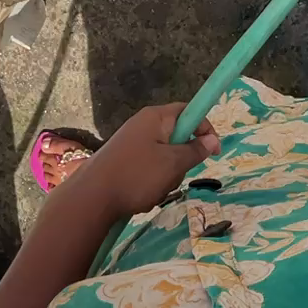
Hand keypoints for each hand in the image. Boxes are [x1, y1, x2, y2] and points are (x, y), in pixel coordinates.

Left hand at [56, 103, 220, 218]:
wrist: (92, 196)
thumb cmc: (136, 175)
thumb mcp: (172, 163)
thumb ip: (195, 151)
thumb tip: (212, 139)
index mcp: (155, 117)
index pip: (188, 111)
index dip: (205, 128)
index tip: (215, 151)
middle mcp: (143, 124)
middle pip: (177, 136)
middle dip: (181, 160)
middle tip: (175, 175)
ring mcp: (132, 143)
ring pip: (164, 156)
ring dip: (167, 175)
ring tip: (155, 189)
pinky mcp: (124, 160)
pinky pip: (150, 167)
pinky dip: (153, 181)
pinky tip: (143, 196)